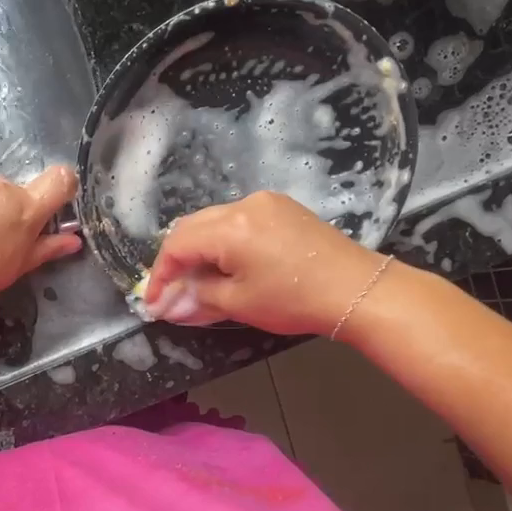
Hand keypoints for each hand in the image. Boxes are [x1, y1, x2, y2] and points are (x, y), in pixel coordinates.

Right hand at [143, 192, 391, 335]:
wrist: (358, 289)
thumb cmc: (293, 300)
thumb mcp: (237, 304)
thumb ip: (195, 298)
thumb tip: (166, 307)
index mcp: (230, 228)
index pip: (176, 246)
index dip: (159, 275)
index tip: (154, 303)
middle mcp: (244, 205)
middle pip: (190, 227)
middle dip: (174, 260)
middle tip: (169, 293)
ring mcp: (265, 203)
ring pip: (212, 222)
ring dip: (196, 250)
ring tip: (194, 282)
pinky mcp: (281, 209)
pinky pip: (235, 220)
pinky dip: (219, 242)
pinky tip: (222, 266)